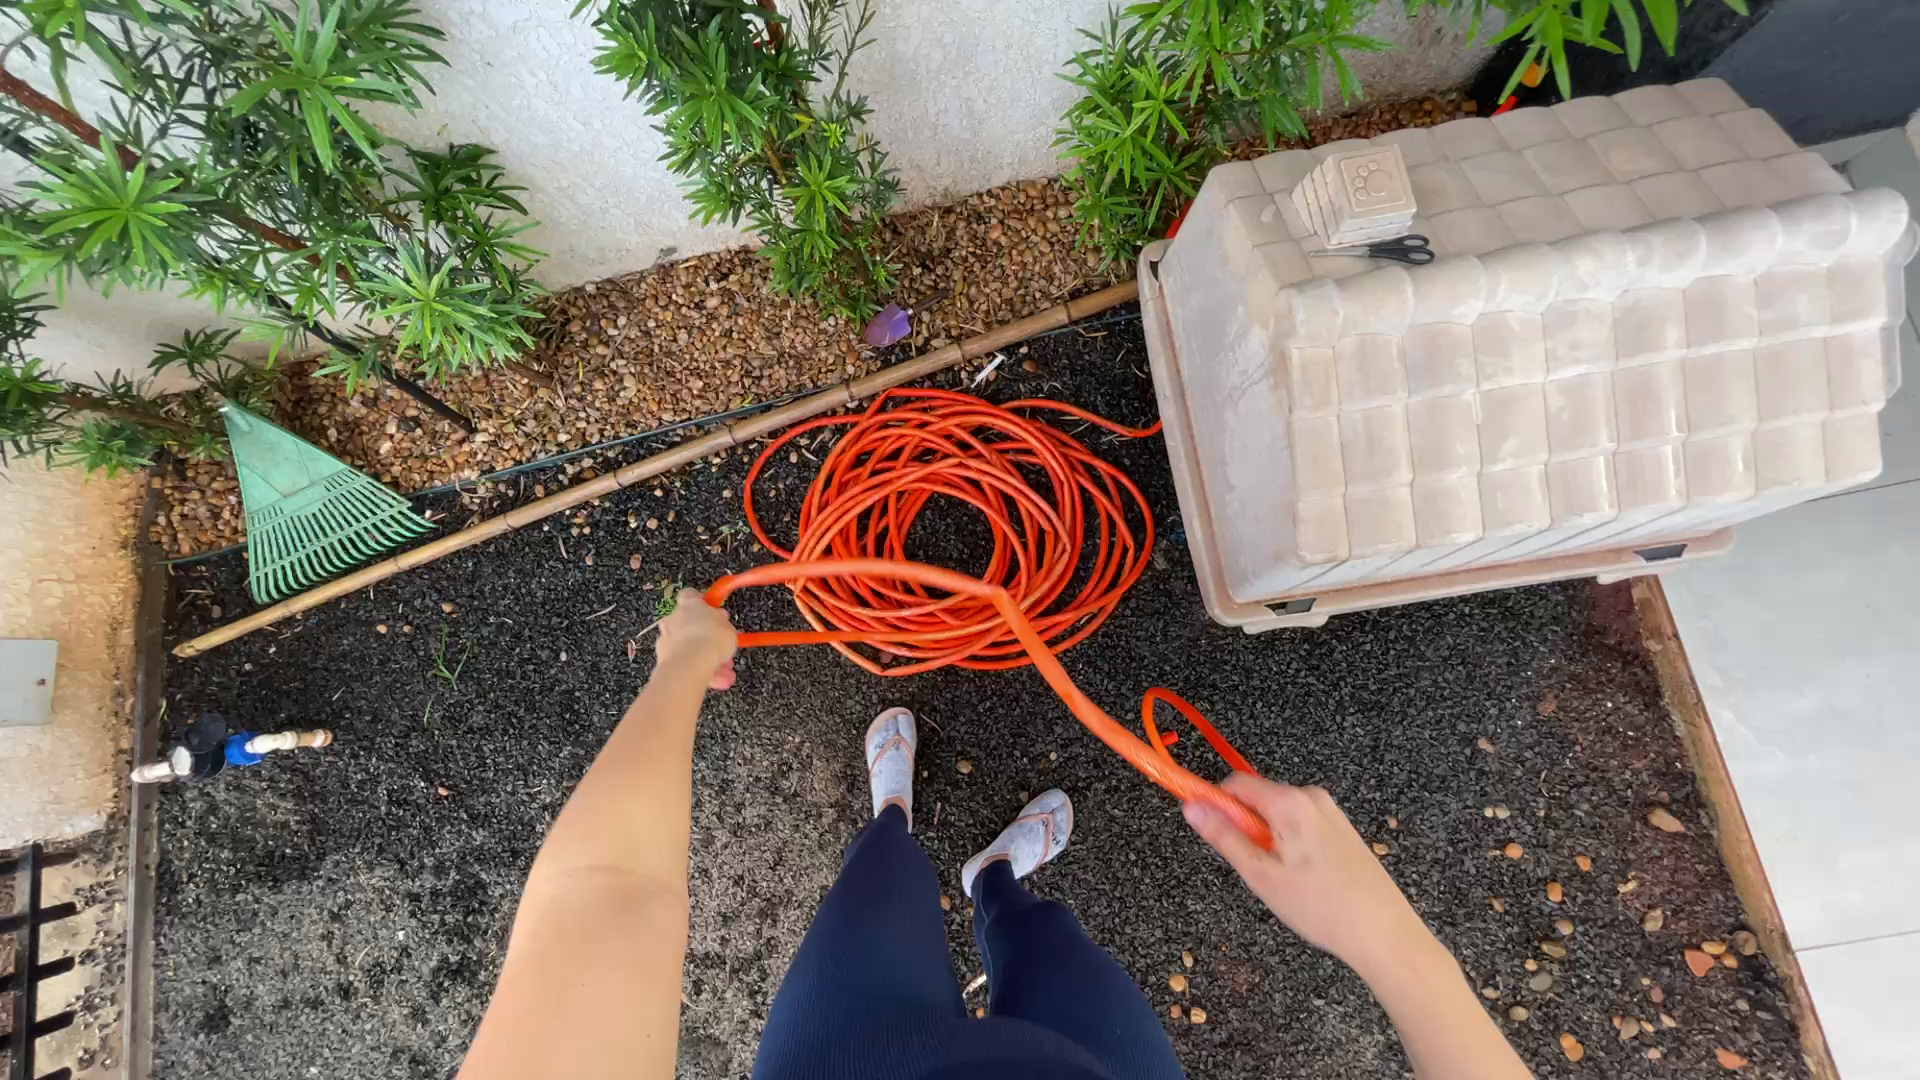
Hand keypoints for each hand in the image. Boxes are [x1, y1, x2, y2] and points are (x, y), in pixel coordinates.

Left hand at [656, 589, 738, 689]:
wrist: (692, 663)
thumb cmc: (712, 638)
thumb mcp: (728, 627)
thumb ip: (722, 624)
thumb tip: (720, 621)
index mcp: (689, 605)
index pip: (690, 595)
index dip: (700, 602)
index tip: (711, 610)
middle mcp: (673, 619)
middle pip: (687, 624)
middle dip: (703, 636)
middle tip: (719, 646)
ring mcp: (665, 640)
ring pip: (687, 647)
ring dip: (704, 657)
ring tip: (724, 672)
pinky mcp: (663, 661)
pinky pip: (684, 663)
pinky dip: (698, 671)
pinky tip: (717, 681)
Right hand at [1184, 774, 1431, 976]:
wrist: (1387, 936)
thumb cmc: (1321, 907)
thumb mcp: (1261, 875)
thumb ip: (1223, 836)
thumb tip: (1191, 807)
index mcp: (1289, 802)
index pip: (1235, 784)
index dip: (1217, 804)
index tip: (1213, 832)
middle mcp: (1311, 797)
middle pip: (1258, 798)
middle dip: (1247, 826)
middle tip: (1257, 868)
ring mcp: (1330, 811)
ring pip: (1279, 813)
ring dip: (1269, 837)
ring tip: (1284, 879)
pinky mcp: (1342, 828)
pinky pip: (1300, 823)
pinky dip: (1291, 843)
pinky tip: (1305, 878)